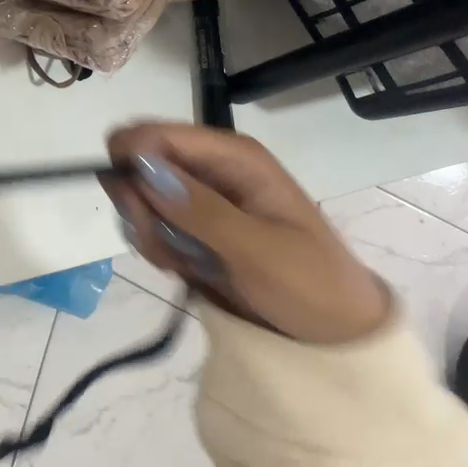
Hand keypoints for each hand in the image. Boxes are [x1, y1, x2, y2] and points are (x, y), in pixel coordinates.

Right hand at [101, 122, 390, 344]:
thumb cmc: (310, 285)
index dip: (131, 161)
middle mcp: (209, 165)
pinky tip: (180, 266)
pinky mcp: (187, 219)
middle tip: (159, 242)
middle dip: (137, 204)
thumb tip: (143, 168)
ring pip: (135, 193)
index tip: (135, 208)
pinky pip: (144, 219)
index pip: (155, 133)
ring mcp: (196, 192)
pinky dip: (152, 244)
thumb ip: (200, 209)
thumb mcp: (259, 251)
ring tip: (179, 262)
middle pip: (136, 161)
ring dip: (145, 229)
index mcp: (232, 156)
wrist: (336, 333)